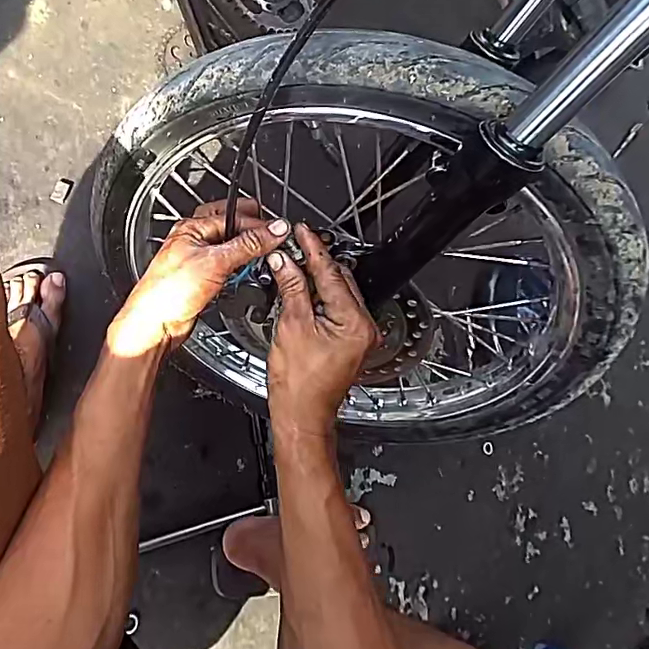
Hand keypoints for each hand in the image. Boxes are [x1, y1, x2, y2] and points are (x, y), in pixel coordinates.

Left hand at [109, 200, 291, 355]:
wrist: (155, 325)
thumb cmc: (169, 292)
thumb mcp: (215, 261)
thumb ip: (248, 244)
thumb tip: (273, 230)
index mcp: (192, 227)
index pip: (234, 215)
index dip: (259, 223)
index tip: (280, 231)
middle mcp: (194, 240)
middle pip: (232, 226)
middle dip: (254, 231)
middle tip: (275, 239)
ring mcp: (198, 259)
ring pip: (231, 247)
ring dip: (248, 251)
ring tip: (264, 257)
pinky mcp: (202, 279)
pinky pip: (227, 266)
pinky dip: (240, 268)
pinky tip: (248, 273)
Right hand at [265, 225, 381, 444]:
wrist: (300, 415)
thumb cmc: (299, 384)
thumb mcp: (292, 325)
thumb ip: (292, 287)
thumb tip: (285, 261)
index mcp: (354, 322)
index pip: (331, 273)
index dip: (313, 249)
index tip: (301, 233)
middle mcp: (363, 327)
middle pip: (338, 280)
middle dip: (315, 261)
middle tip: (294, 245)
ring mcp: (358, 335)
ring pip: (337, 292)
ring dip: (315, 278)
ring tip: (293, 263)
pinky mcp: (348, 341)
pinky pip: (336, 308)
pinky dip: (318, 296)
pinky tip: (302, 288)